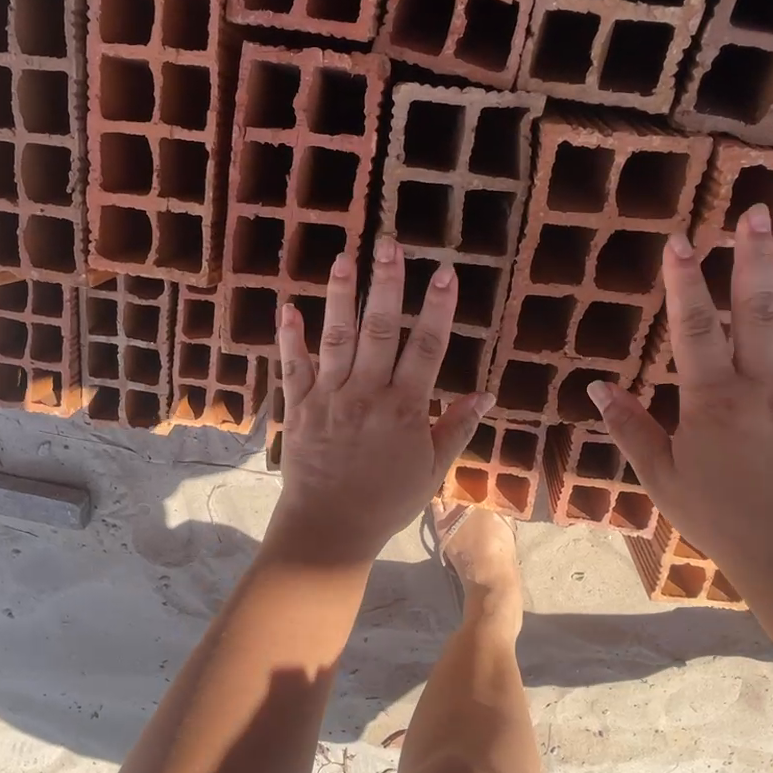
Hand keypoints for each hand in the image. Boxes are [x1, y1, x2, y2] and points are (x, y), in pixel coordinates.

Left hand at [267, 236, 493, 565]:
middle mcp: (366, 394)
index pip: (426, 348)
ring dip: (341, 297)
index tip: (446, 271)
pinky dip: (290, 338)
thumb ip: (456, 428)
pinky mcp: (300, 406)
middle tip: (390, 245)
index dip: (437, 308)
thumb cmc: (386, 501)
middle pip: (379, 331)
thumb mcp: (432, 470)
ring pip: (337, 338)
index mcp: (404, 409)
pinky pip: (293, 367)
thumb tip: (484, 393)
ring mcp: (329, 397)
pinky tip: (288, 307)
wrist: (330, 527)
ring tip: (346, 258)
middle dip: (387, 285)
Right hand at [588, 203, 772, 574]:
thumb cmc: (718, 517)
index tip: (680, 240)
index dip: (685, 284)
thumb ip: (630, 428)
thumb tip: (596, 387)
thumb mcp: (661, 476)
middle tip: (756, 213)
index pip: (695, 330)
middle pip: (759, 313)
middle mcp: (765, 388)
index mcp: (714, 402)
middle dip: (754, 260)